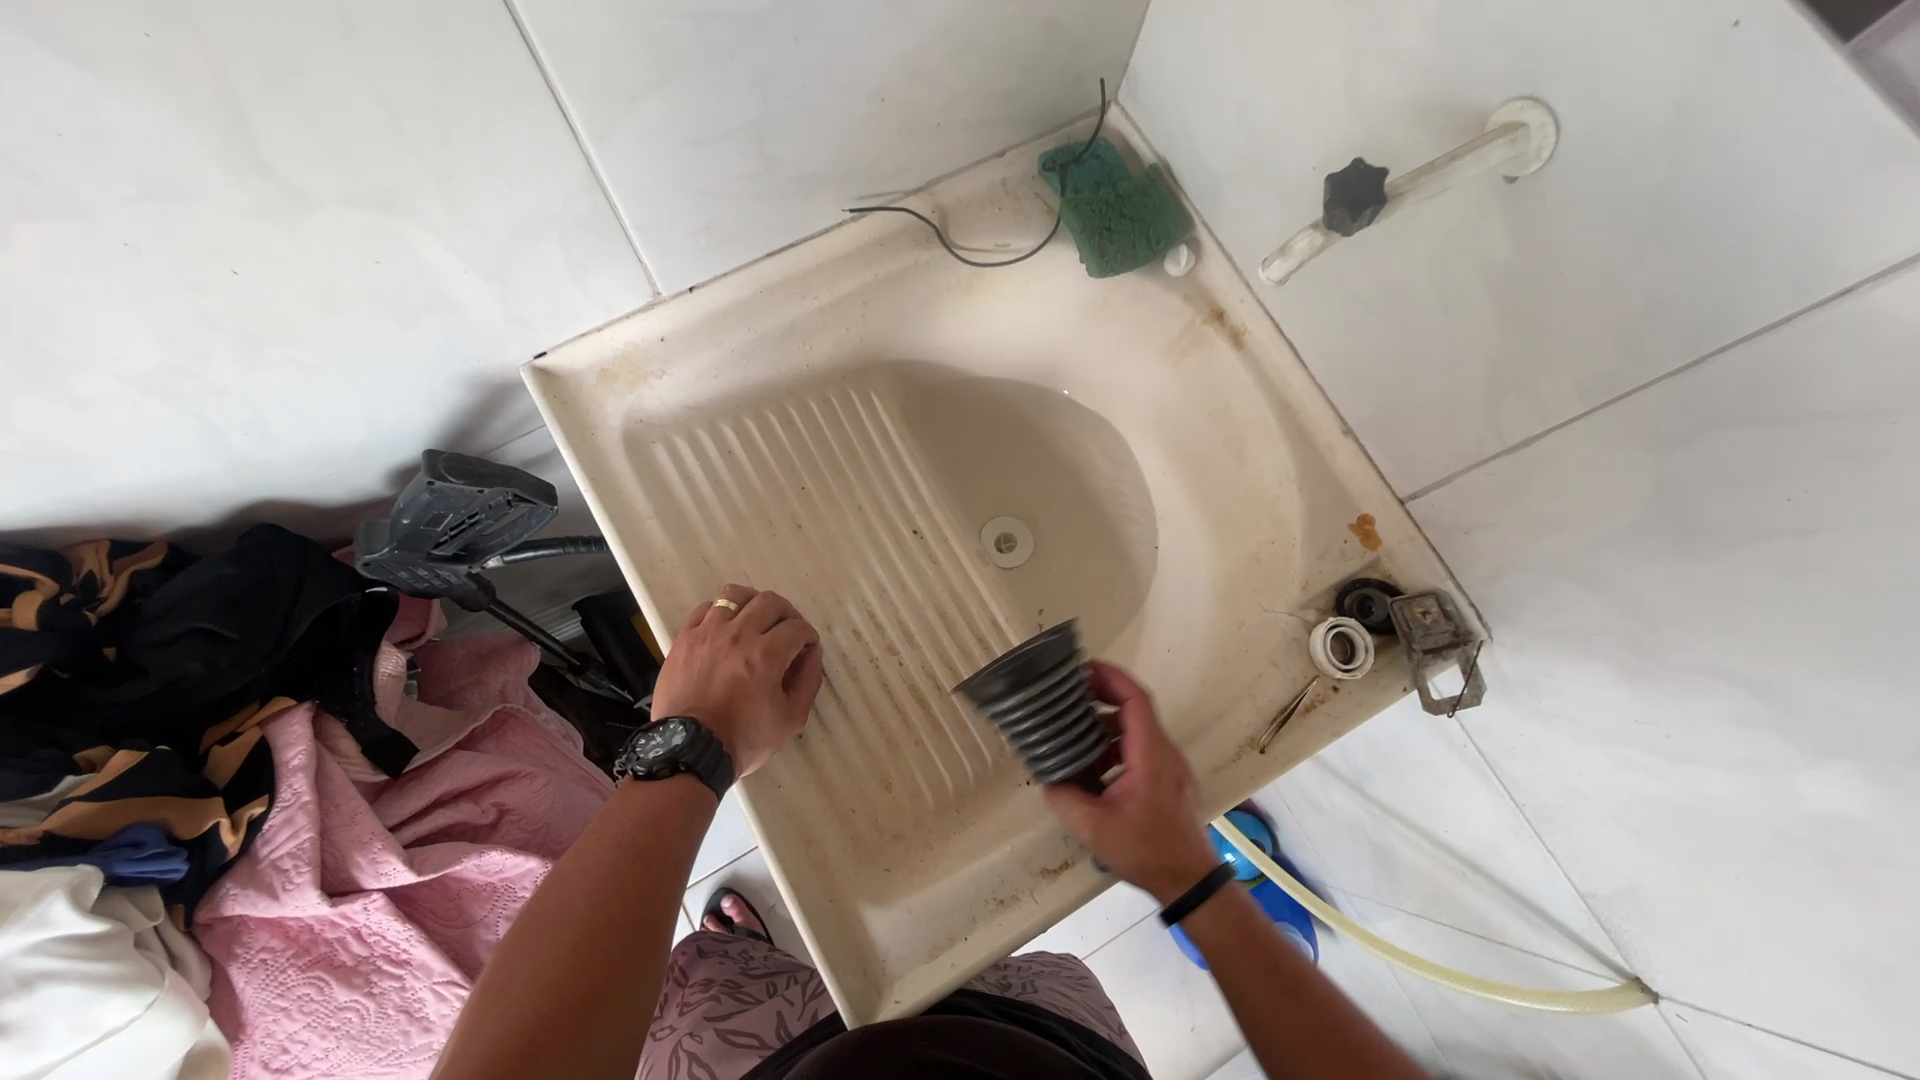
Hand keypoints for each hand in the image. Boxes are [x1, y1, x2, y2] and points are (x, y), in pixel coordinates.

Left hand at [650, 584, 824, 777]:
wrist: (689, 750)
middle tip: (788, 631)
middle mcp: (738, 636)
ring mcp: (707, 634)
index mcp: (766, 656)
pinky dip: (721, 611)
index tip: (806, 648)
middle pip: (770, 602)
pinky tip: (726, 627)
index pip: (798, 627)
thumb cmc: (743, 739)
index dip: (808, 636)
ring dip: (754, 604)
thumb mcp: (790, 719)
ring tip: (756, 620)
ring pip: (736, 595)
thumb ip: (808, 681)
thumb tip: (813, 653)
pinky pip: (705, 608)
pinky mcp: (684, 639)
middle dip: (788, 614)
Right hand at [1043, 661, 1219, 904]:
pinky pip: (1142, 750)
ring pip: (1138, 732)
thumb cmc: (1146, 850)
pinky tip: (1094, 769)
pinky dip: (1116, 748)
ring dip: (1107, 726)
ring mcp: (1171, 767)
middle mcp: (1165, 753)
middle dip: (1103, 696)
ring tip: (1074, 733)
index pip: (1135, 700)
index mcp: (1150, 754)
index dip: (1111, 677)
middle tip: (1070, 694)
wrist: (1190, 881)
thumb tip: (1048, 779)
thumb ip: (1065, 798)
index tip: (1084, 667)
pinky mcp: (1170, 782)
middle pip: (1136, 710)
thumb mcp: (1094, 828)